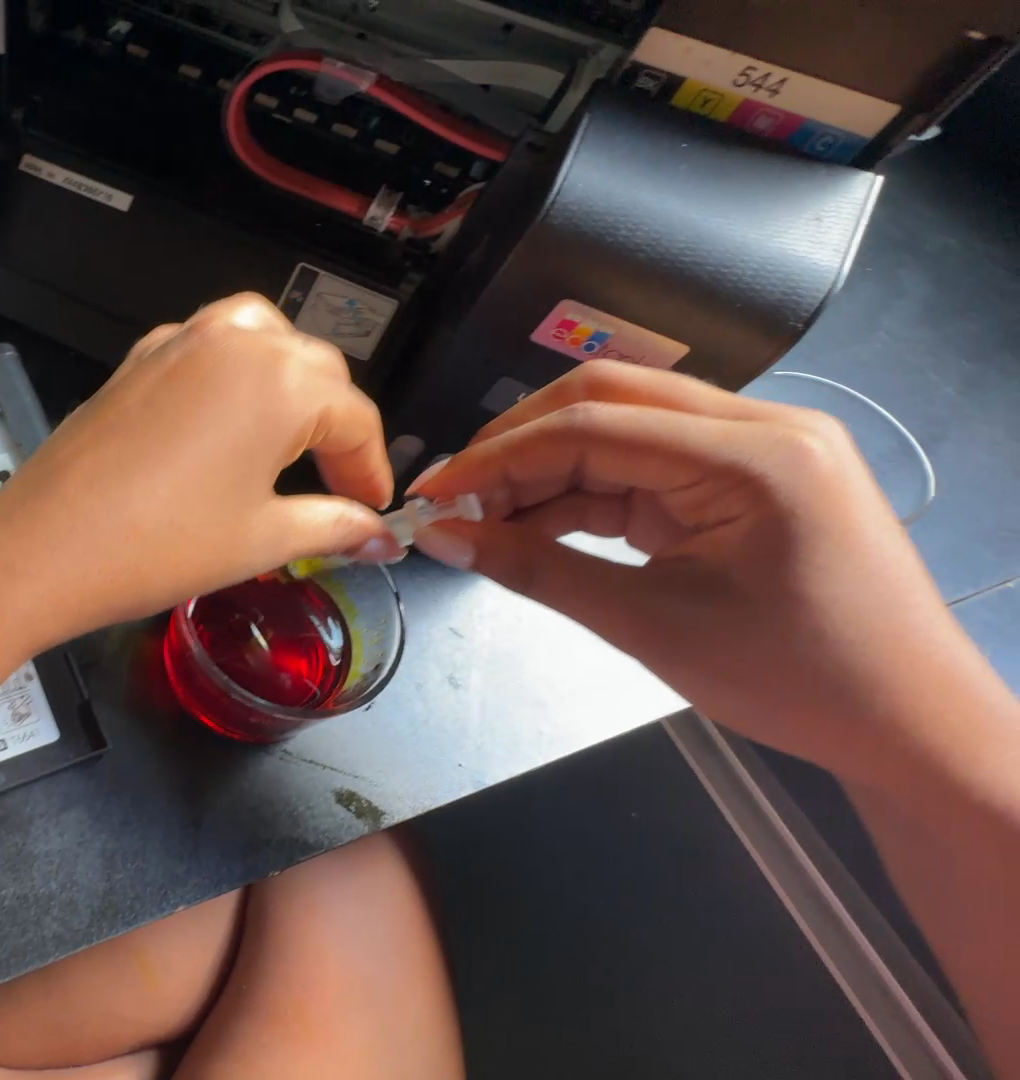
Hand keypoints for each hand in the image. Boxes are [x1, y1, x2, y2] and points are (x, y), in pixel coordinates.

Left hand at [0, 293, 395, 647]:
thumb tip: (381, 537)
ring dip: (285, 381)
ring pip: (259, 339)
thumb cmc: (163, 546)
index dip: (372, 466)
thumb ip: (332, 525)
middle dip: (333, 425)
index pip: (353, 416)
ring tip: (286, 437)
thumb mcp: (261, 540)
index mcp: (279, 379)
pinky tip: (220, 419)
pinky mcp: (135, 360)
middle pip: (311, 369)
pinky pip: (203, 346)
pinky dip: (230, 371)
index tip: (374, 510)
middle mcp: (233, 341)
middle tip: (335, 484)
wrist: (43, 548)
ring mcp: (176, 342)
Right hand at [408, 360, 1009, 795]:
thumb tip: (437, 538)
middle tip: (452, 498)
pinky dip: (573, 491)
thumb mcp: (646, 624)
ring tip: (480, 518)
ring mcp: (750, 448)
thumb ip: (532, 568)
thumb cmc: (794, 681)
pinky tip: (529, 524)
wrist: (911, 728)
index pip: (587, 427)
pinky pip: (633, 463)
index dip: (493, 458)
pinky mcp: (735, 477)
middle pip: (600, 397)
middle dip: (511, 445)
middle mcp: (758, 427)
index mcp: (753, 456)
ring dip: (538, 468)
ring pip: (611, 425)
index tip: (429, 497)